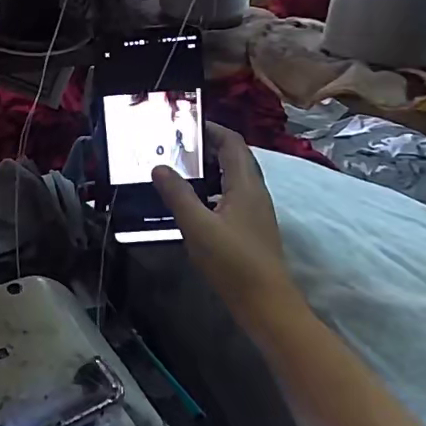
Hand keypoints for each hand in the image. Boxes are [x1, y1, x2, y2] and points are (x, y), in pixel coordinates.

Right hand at [152, 124, 294, 315]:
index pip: (232, 142)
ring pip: (234, 179)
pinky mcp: (253, 228)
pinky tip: (196, 206)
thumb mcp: (198, 227)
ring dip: (210, 171)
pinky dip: (214, 192)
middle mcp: (255, 191)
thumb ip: (178, 196)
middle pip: (235, 157)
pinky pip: (233, 197)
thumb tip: (159, 166)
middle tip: (177, 148)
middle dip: (208, 148)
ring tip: (181, 173)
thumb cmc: (233, 261)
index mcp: (245, 184)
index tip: (185, 124)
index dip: (211, 129)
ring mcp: (257, 210)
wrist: (266, 301)